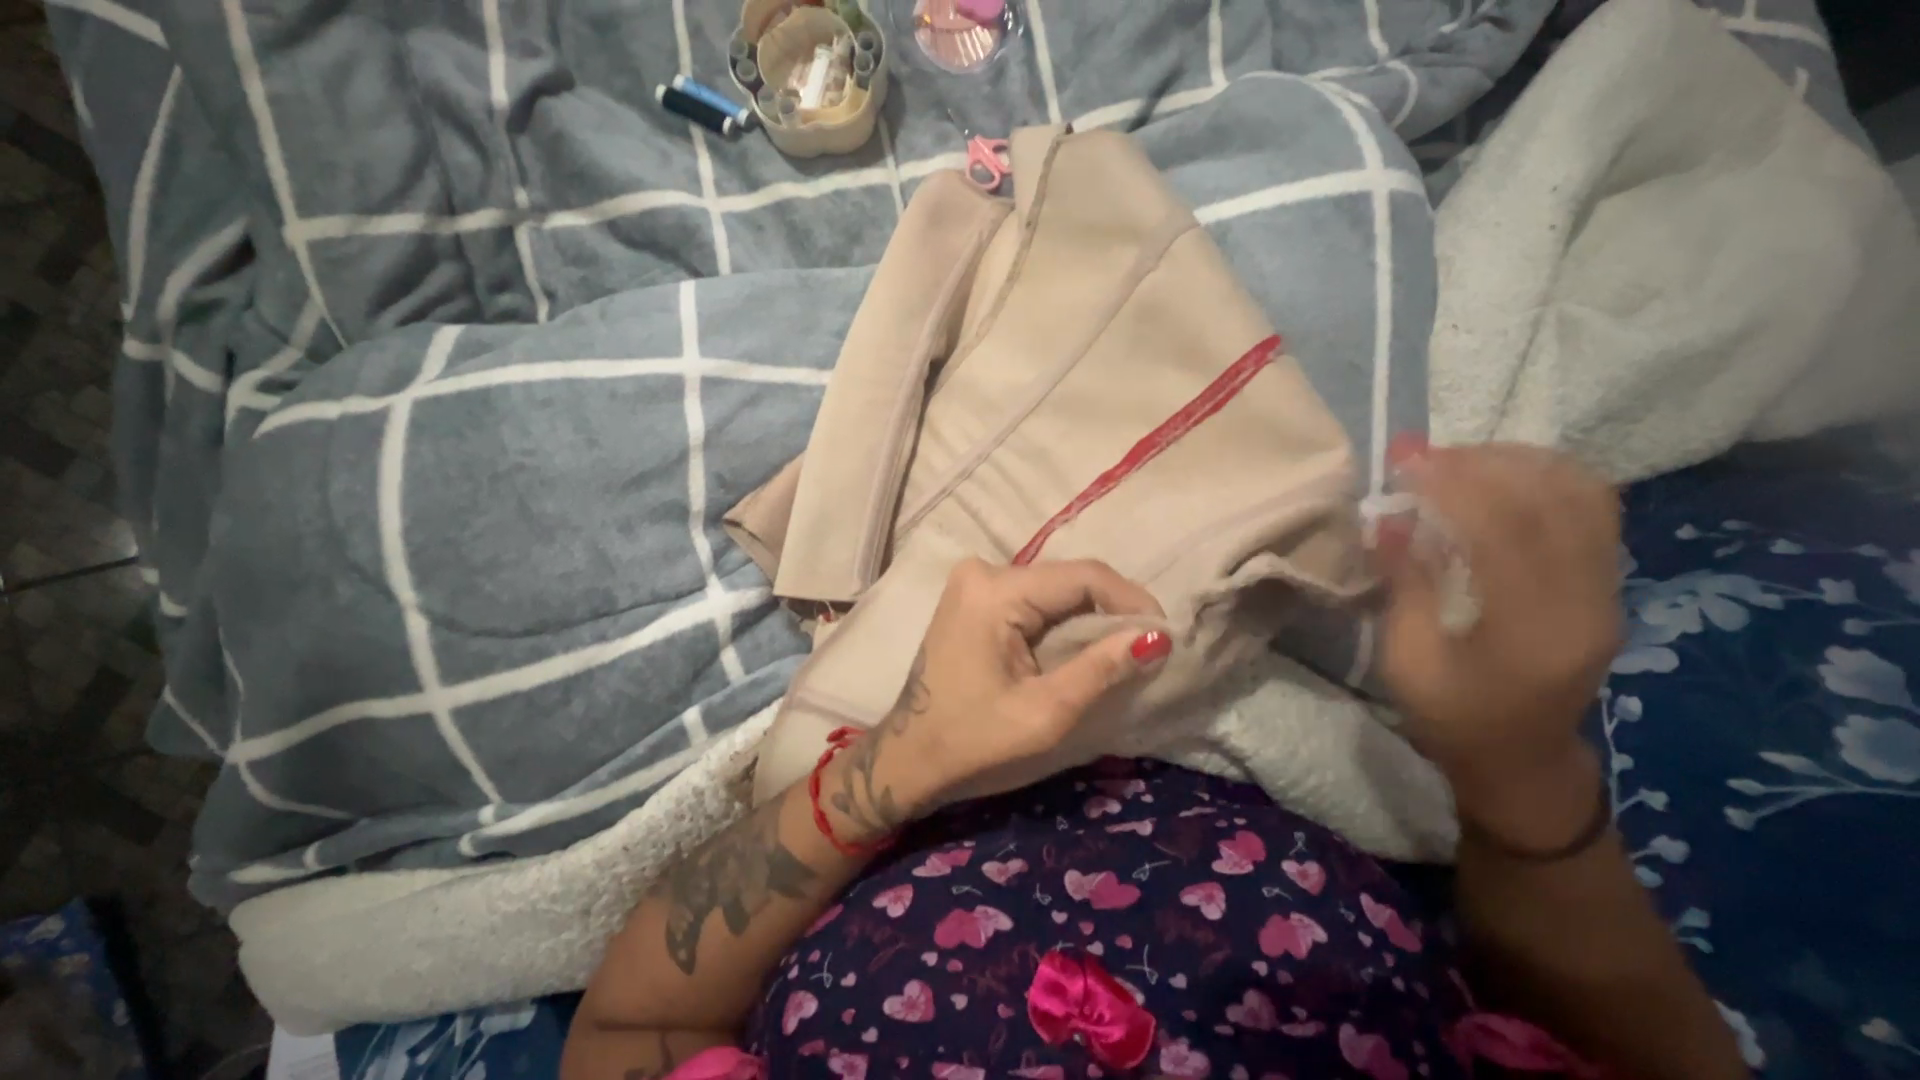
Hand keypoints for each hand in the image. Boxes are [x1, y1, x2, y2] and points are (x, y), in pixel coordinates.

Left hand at [874, 558, 1171, 810]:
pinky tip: (1084, 645)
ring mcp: (973, 582)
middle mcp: (982, 572)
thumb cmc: (974, 742)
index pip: (1083, 576)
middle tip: (1150, 645)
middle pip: (1068, 578)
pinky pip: (1034, 598)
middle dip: (1113, 608)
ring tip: (1125, 648)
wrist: (911, 756)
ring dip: (1091, 614)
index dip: (1131, 600)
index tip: (1166, 634)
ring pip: (1054, 587)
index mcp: (994, 592)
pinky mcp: (973, 597)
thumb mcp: (1046, 712)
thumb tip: (1159, 637)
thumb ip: (1101, 669)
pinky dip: (1063, 619)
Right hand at [1375, 442, 1621, 839]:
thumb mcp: (1407, 660)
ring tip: (1462, 461)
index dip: (1454, 484)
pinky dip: (1547, 478)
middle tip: (1424, 455)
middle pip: (1549, 500)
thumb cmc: (1452, 716)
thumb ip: (1405, 583)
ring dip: (1519, 463)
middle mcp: (1586, 602)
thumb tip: (1390, 517)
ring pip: (1581, 493)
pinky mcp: (1610, 582)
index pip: (1504, 529)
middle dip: (1482, 464)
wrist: (1521, 758)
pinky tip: (1503, 477)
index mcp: (1532, 631)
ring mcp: (1608, 589)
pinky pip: (1592, 508)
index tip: (1405, 462)